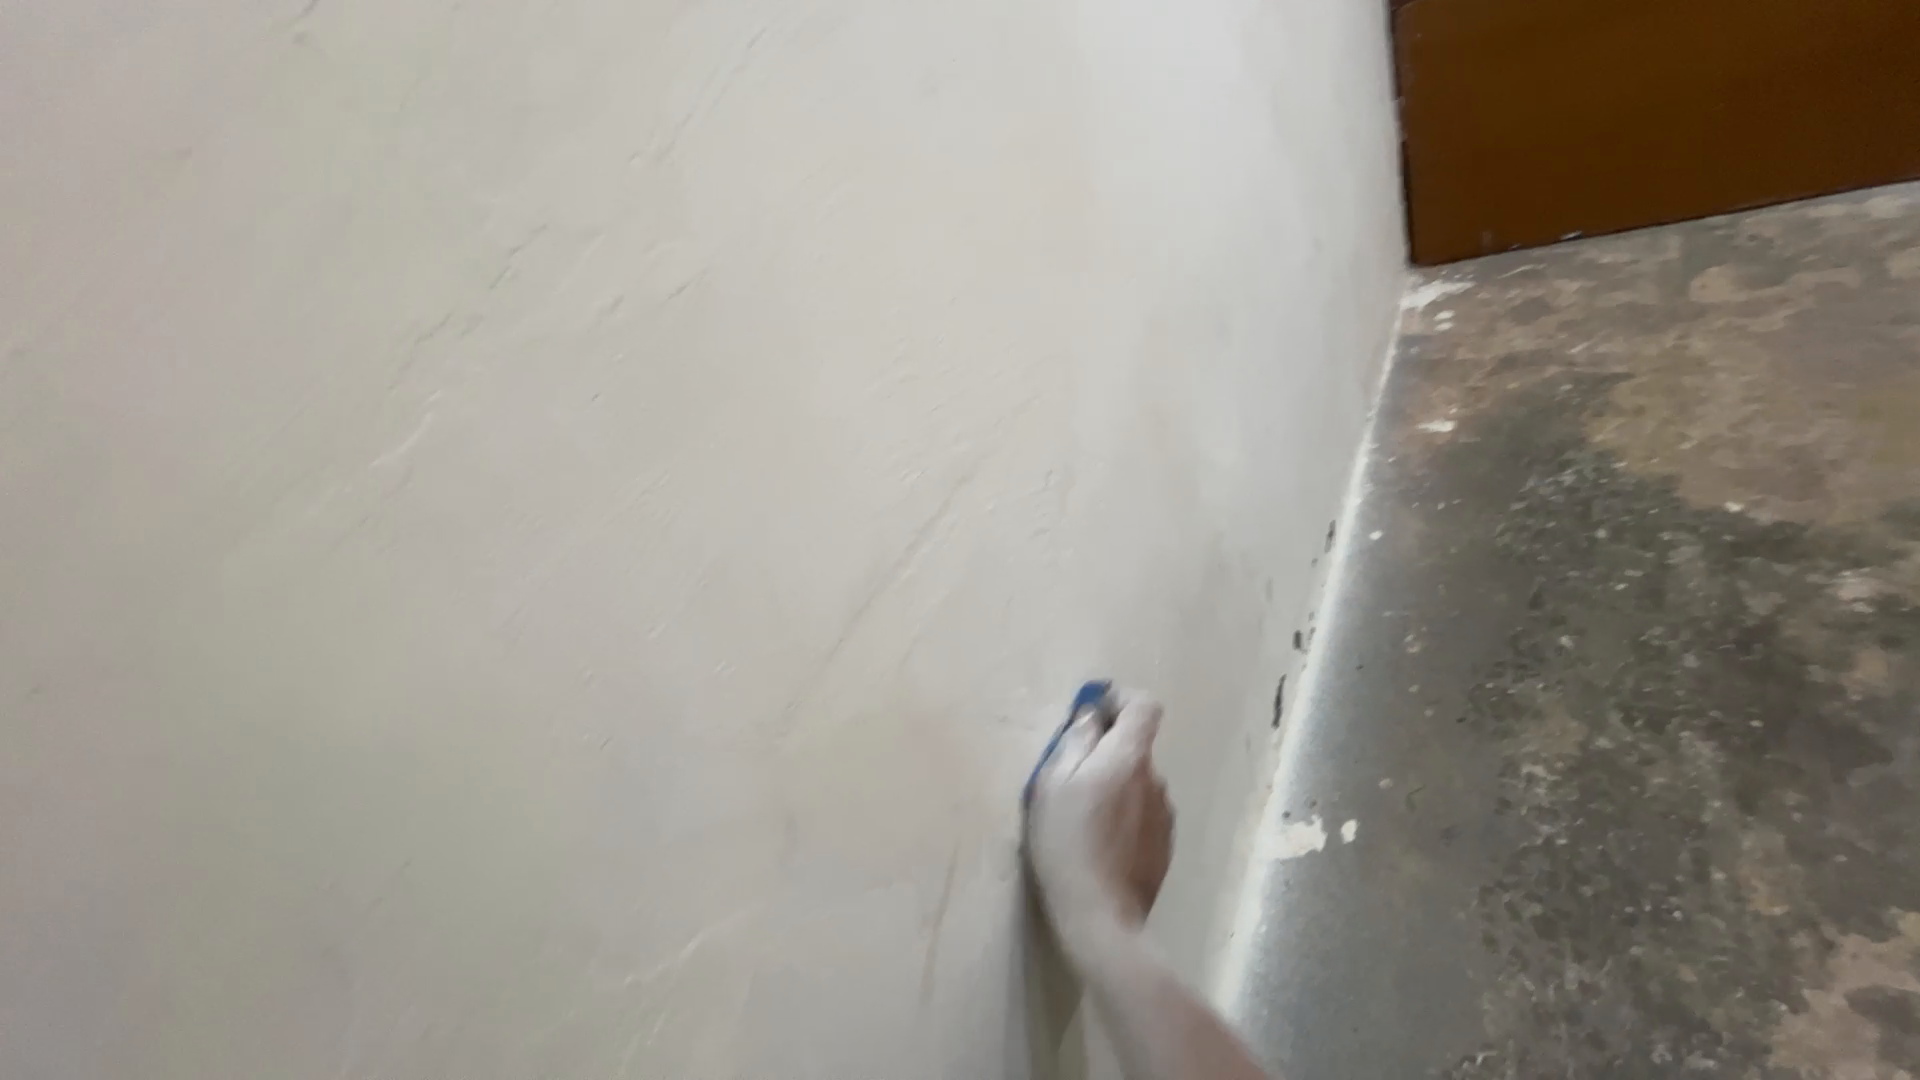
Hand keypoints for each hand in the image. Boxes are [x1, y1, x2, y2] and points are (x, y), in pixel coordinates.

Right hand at [1023, 689, 1173, 939]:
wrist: (1101, 918)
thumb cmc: (1067, 843)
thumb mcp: (1052, 785)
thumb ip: (1075, 742)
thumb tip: (1090, 716)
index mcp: (1129, 758)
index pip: (1145, 706)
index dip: (1121, 699)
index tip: (1095, 711)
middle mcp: (1155, 779)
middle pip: (1136, 746)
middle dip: (1107, 749)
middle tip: (1071, 775)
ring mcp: (1165, 813)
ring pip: (1138, 781)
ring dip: (1116, 785)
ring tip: (1084, 816)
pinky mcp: (1165, 844)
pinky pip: (1143, 812)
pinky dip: (1125, 814)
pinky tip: (1101, 843)